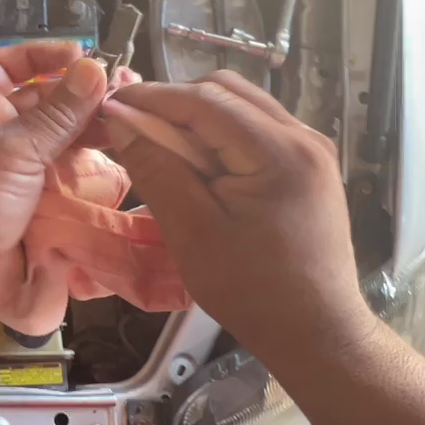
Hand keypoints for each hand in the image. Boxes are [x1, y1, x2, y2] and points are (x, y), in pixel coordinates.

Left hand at [0, 42, 110, 336]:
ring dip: (89, 123)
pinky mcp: (36, 196)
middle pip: (39, 99)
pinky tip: (118, 146)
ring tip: (127, 115)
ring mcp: (16, 166)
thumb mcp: (13, 150)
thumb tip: (94, 69)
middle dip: (76, 92)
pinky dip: (89, 156)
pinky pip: (65, 166)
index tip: (78, 53)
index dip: (36, 55)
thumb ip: (58, 113)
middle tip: (121, 88)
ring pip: (58, 133)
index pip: (2, 65)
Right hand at [101, 72, 373, 366]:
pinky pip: (252, 128)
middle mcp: (302, 137)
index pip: (204, 100)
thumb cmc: (251, 288)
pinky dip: (216, 132)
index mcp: (278, 151)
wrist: (317, 333)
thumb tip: (120, 121)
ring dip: (194, 115)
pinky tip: (193, 161)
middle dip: (173, 100)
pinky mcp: (307, 166)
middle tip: (132, 123)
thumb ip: (155, 167)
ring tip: (157, 141)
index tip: (108, 103)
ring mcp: (311, 149)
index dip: (151, 96)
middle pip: (226, 91)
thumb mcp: (190, 229)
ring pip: (240, 105)